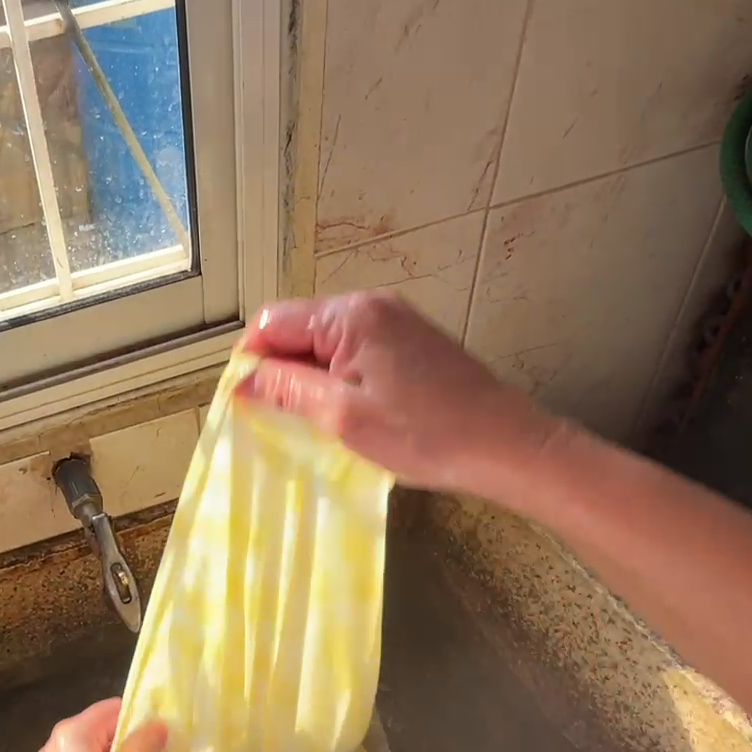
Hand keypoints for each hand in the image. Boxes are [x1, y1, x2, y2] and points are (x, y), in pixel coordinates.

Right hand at [235, 291, 566, 496]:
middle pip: (297, 325)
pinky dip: (335, 372)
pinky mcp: (408, 338)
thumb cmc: (423, 435)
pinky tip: (344, 406)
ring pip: (323, 338)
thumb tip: (243, 378)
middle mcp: (370, 304)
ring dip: (307, 372)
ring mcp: (393, 318)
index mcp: (350, 316)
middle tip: (279, 414)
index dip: (252, 359)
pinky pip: (351, 346)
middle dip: (280, 366)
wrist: (508, 447)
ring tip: (311, 415)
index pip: (273, 321)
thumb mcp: (342, 417)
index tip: (247, 399)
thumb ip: (287, 388)